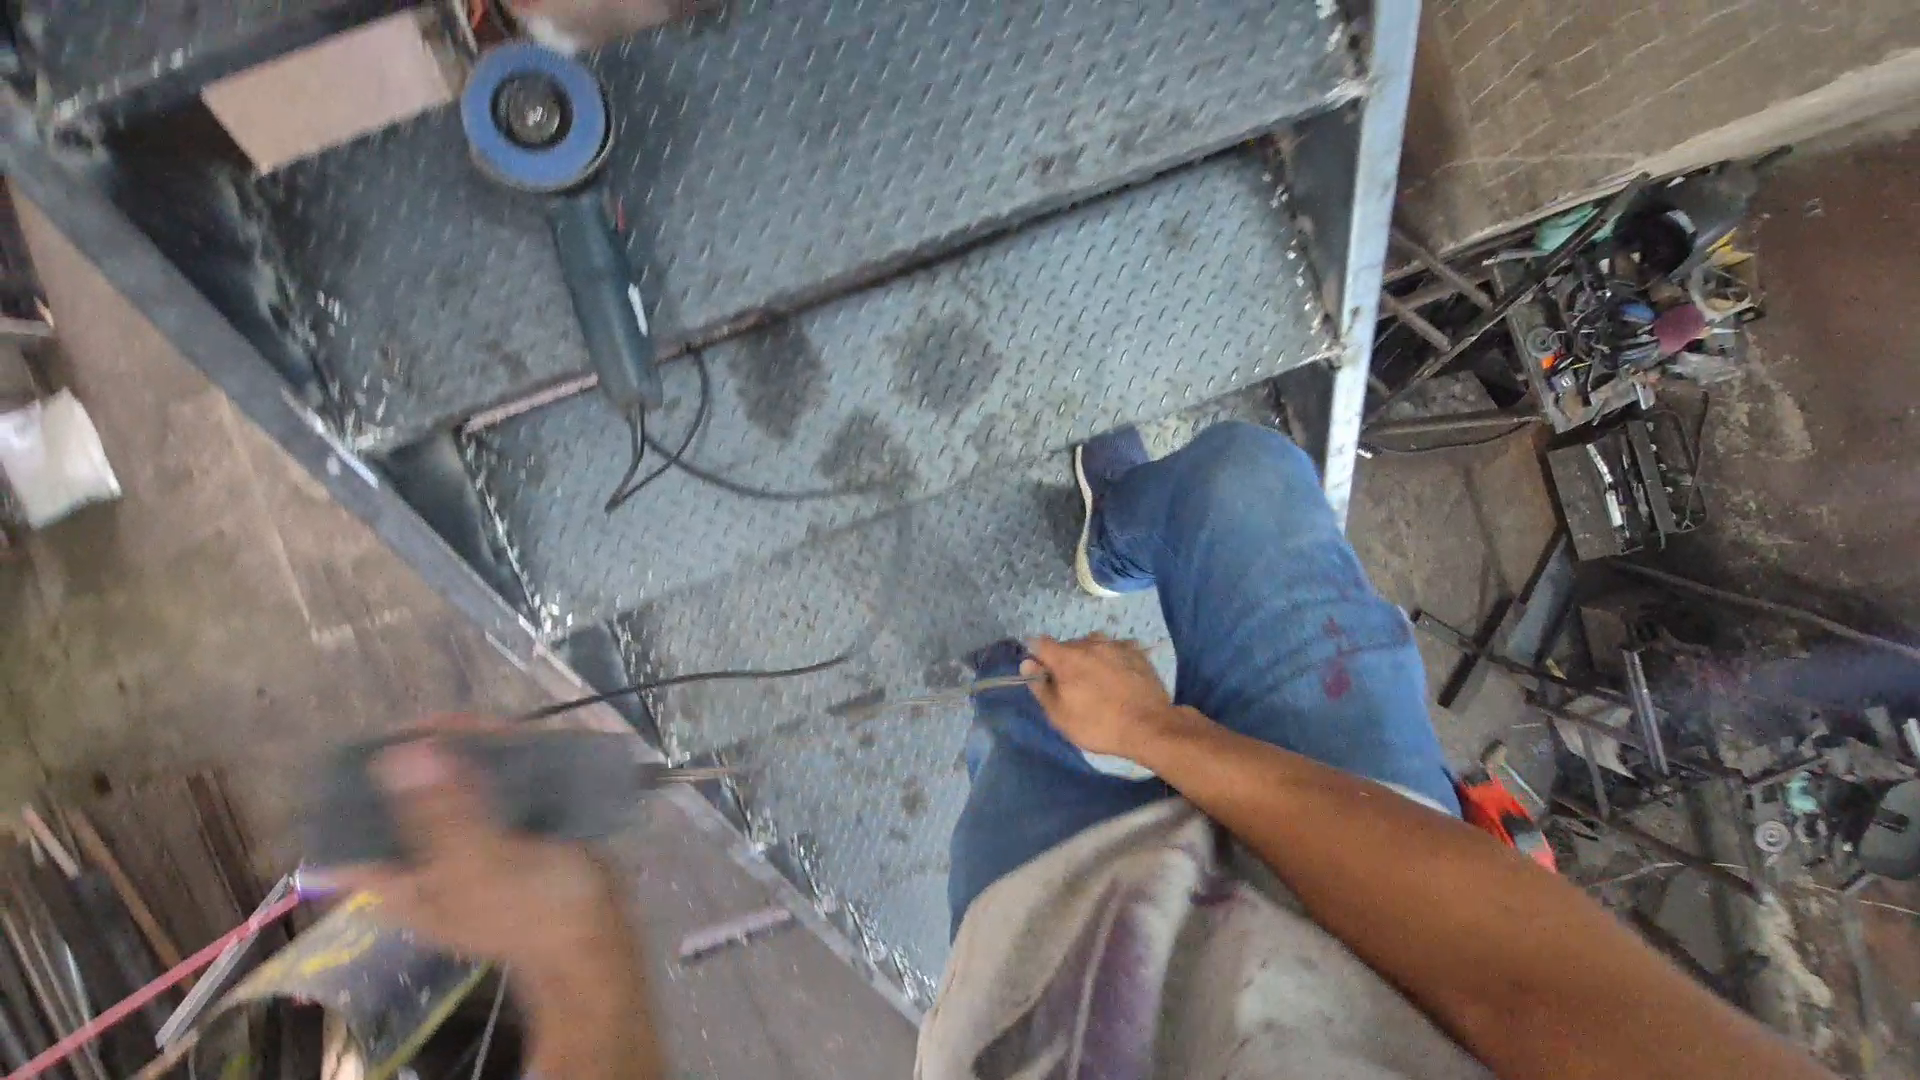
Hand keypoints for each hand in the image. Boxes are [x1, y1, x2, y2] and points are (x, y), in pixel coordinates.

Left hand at [320, 722, 655, 1079]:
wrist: (598, 933)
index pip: (357, 832)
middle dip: (435, 759)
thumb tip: (401, 754)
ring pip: (464, 791)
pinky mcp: (517, 835)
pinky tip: (527, 743)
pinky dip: (512, 768)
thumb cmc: (533, 911)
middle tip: (460, 724)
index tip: (392, 741)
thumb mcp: (480, 862)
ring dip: (479, 757)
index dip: (364, 785)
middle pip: (416, 800)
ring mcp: (476, 847)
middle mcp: (432, 861)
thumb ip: (443, 811)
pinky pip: (503, 793)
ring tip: (499, 725)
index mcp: (403, 881)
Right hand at [1021, 635, 1197, 760]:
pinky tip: (1119, 675)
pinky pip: (1117, 649)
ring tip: (1097, 678)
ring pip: (1093, 644)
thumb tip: (1027, 664)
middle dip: (1065, 660)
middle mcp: (1090, 643)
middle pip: (1068, 645)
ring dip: (1089, 656)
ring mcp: (1116, 645)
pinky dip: (1113, 658)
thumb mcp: (1060, 715)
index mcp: (1066, 657)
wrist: (1149, 726)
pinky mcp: (1137, 653)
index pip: (1040, 643)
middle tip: (1072, 685)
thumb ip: (1041, 687)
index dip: (1037, 657)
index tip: (1042, 673)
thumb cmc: (1098, 725)